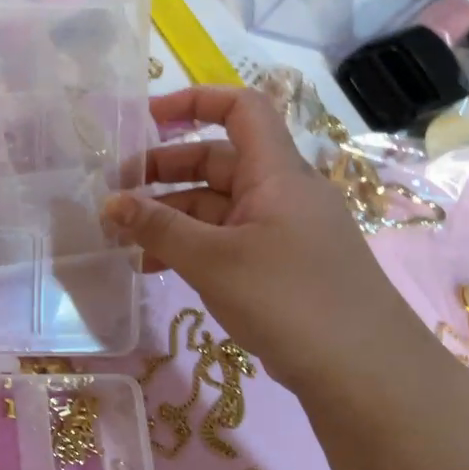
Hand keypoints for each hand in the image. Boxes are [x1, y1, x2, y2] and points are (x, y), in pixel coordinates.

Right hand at [101, 87, 425, 389]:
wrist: (358, 367)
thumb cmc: (287, 298)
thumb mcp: (212, 260)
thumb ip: (158, 228)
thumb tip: (110, 203)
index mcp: (276, 173)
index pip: (241, 109)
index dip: (194, 102)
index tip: (143, 118)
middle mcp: (280, 193)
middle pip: (218, 160)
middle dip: (163, 171)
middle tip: (114, 194)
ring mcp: (279, 231)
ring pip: (215, 206)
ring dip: (168, 215)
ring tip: (122, 239)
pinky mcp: (276, 266)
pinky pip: (223, 240)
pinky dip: (187, 245)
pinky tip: (153, 267)